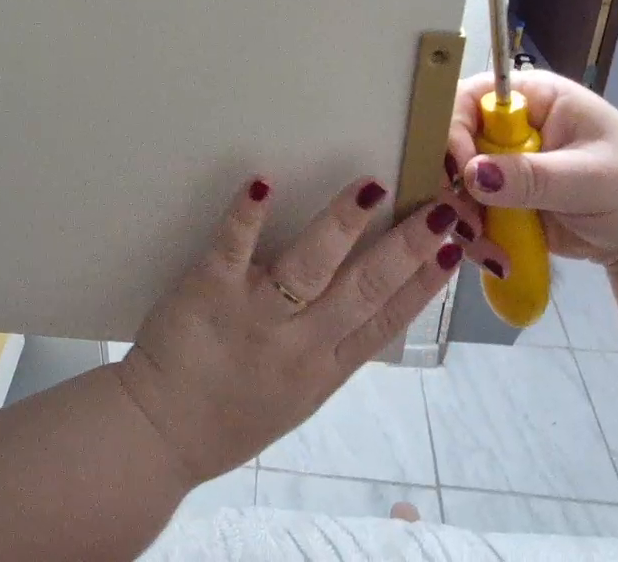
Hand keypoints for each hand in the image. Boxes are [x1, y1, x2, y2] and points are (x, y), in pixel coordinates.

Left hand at [111, 177, 466, 483]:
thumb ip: (333, 349)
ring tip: (371, 187)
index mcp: (325, 367)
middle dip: (406, 247)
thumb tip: (371, 304)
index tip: (456, 248)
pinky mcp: (208, 292)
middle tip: (442, 207)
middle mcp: (300, 342)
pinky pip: (231, 249)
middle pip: (363, 289)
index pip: (386, 321)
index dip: (424, 285)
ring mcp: (255, 315)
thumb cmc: (234, 415)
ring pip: (308, 266)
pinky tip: (264, 184)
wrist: (162, 434)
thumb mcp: (302, 396)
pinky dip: (247, 217)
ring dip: (341, 224)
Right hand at [446, 70, 617, 271]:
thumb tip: (473, 174)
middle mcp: (508, 126)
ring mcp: (502, 164)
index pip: (469, 97)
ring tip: (485, 248)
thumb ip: (531, 176)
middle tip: (464, 220)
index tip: (463, 173)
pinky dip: (474, 235)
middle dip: (451, 183)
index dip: (455, 130)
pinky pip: (468, 212)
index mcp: (533, 98)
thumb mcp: (590, 180)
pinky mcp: (500, 200)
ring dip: (461, 216)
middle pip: (451, 141)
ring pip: (454, 182)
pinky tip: (494, 256)